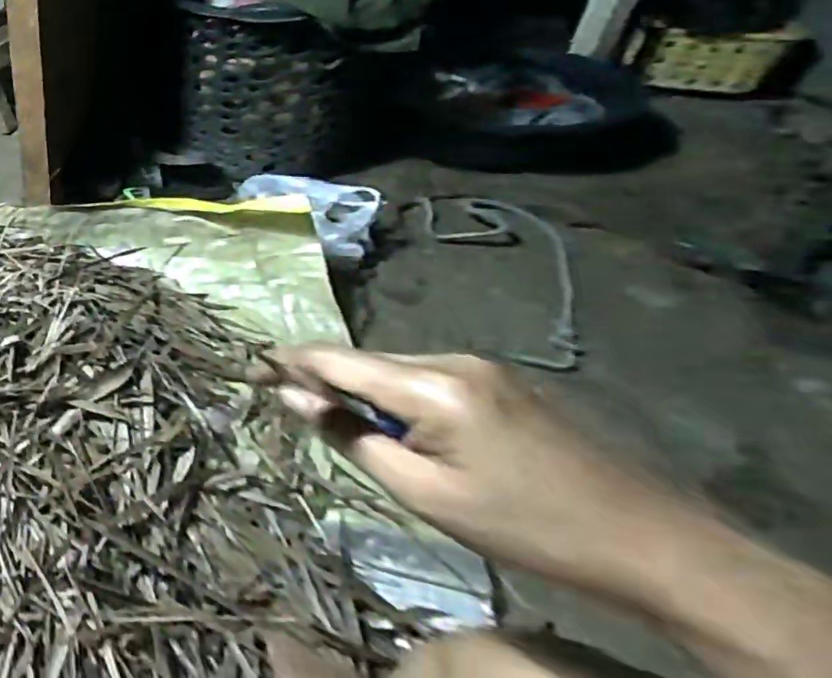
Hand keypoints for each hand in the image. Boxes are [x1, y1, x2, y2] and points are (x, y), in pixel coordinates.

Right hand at [257, 345, 685, 592]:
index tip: (246, 369)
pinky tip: (405, 429)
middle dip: (322, 378)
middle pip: (361, 360)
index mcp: (430, 386)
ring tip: (350, 426)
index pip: (332, 358)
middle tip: (292, 405)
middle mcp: (450, 360)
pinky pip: (425, 377)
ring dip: (361, 389)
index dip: (284, 361)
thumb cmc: (528, 527)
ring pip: (391, 367)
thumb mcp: (424, 494)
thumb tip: (292, 396)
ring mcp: (481, 366)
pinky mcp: (501, 380)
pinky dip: (397, 395)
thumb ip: (349, 437)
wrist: (659, 546)